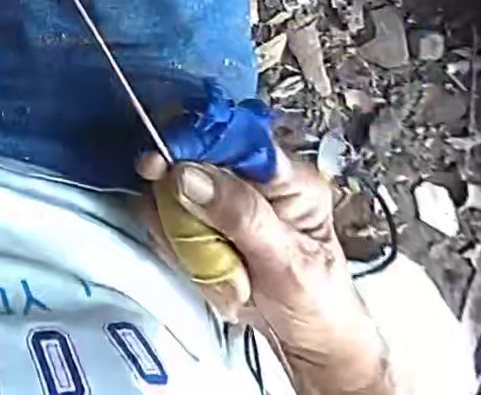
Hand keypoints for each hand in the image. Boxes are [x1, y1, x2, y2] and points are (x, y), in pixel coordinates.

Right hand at [138, 153, 393, 394]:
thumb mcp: (288, 262)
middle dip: (177, 197)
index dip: (189, 142)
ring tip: (209, 263)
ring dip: (176, 227)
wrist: (311, 345)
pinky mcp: (197, 215)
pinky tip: (196, 261)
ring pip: (168, 188)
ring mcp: (218, 196)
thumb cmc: (319, 306)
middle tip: (186, 229)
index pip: (228, 136)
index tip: (161, 163)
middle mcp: (246, 176)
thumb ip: (240, 215)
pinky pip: (163, 214)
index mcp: (282, 174)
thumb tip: (187, 174)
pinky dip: (170, 240)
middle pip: (187, 158)